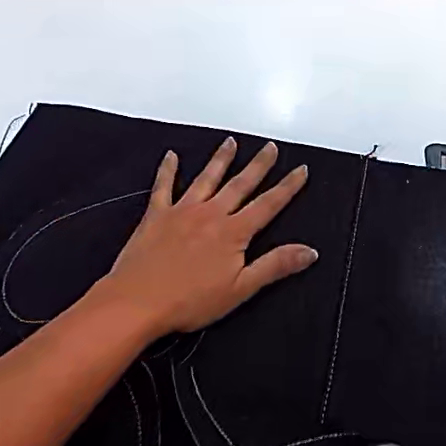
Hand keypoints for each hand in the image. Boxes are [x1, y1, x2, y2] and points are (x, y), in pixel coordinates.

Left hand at [86, 139, 315, 337]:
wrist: (135, 303)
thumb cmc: (189, 301)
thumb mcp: (240, 289)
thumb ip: (275, 265)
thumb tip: (310, 251)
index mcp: (233, 232)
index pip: (268, 204)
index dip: (287, 187)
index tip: (301, 169)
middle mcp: (210, 214)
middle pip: (240, 184)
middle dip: (259, 165)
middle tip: (270, 147)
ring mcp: (182, 212)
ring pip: (207, 178)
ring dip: (221, 159)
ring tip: (231, 142)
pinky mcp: (156, 217)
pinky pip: (163, 187)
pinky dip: (168, 170)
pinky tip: (171, 156)